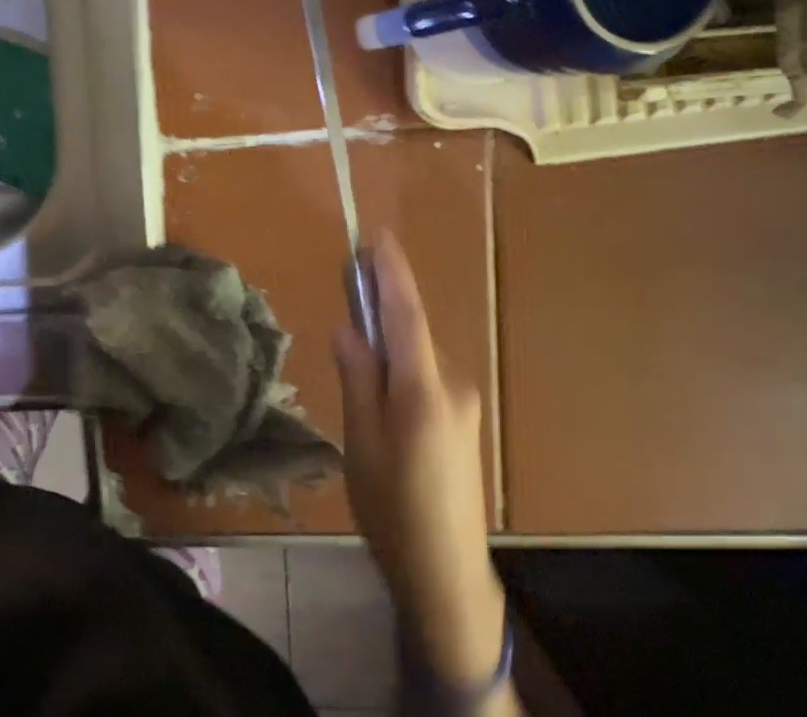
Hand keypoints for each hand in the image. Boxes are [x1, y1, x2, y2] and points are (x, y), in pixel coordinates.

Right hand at [333, 232, 505, 683]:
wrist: (444, 568)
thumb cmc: (392, 506)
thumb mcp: (361, 440)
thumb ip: (357, 378)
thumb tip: (348, 328)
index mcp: (424, 388)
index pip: (406, 315)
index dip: (391, 274)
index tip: (376, 237)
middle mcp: (453, 385)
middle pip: (411, 331)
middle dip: (379, 305)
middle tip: (343, 287)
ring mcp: (463, 404)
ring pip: (416, 355)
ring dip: (387, 339)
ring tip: (351, 348)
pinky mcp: (461, 421)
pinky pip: (424, 375)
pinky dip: (399, 364)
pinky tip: (376, 385)